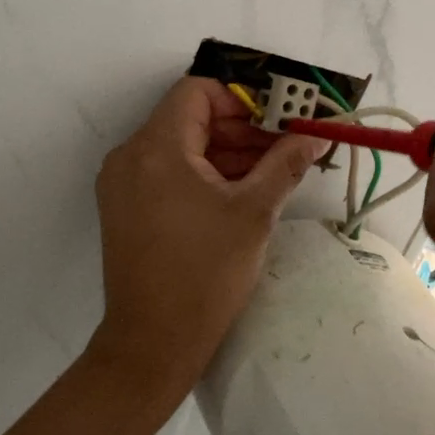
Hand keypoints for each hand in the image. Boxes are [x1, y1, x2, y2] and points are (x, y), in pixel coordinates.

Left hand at [87, 77, 325, 397]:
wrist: (151, 343)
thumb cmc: (205, 274)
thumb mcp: (254, 214)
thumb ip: (284, 165)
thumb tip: (313, 137)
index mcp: (155, 147)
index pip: (197, 92)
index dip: (241, 99)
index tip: (278, 121)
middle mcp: (130, 155)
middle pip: (188, 118)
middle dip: (240, 129)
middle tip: (287, 148)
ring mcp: (121, 183)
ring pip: (179, 147)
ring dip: (224, 153)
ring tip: (272, 174)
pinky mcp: (123, 208)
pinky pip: (165, 173)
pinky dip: (201, 174)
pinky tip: (240, 194)